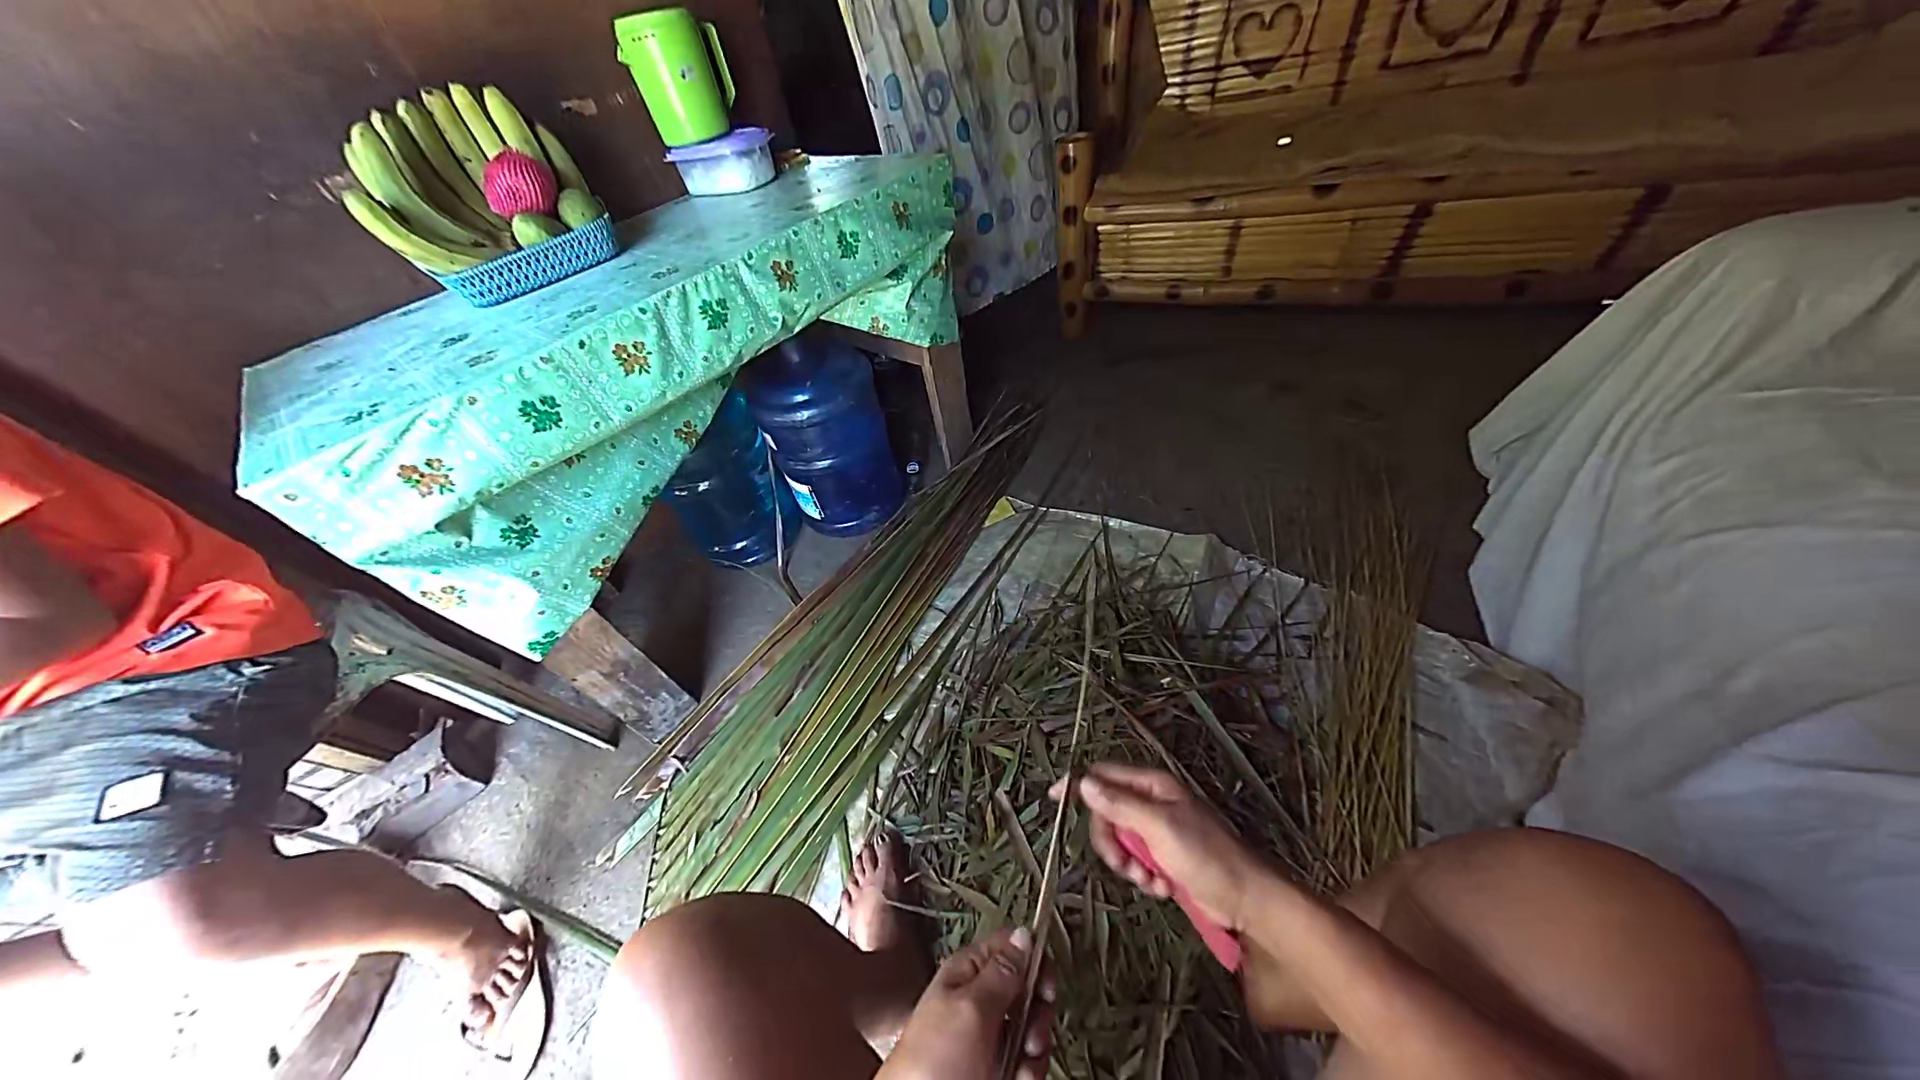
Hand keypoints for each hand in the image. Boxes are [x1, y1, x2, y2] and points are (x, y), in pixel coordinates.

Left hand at [878, 926, 1054, 1079]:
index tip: (1044, 987)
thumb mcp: (970, 1009)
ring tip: (1022, 1066)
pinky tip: (1017, 1079)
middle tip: (1031, 1035)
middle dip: (1038, 1013)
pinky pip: (1027, 1059)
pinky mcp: (997, 1065)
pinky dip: (1028, 1071)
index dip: (1034, 961)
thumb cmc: (935, 1060)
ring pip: (1032, 1026)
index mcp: (969, 972)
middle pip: (1029, 988)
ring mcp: (990, 1034)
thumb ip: (1001, 972)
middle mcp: (982, 998)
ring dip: (1035, 1048)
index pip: (1012, 946)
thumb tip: (1025, 934)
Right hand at [1050, 762, 1264, 932]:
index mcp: (1152, 785)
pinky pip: (1135, 860)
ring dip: (1128, 865)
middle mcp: (1151, 802)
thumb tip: (1083, 783)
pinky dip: (1144, 876)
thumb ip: (1120, 805)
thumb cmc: (1206, 856)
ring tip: (1151, 881)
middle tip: (1125, 867)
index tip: (1053, 797)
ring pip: (1118, 840)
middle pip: (1106, 813)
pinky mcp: (1162, 854)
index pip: (1103, 775)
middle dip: (1110, 843)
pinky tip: (1163, 886)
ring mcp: (1157, 829)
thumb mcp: (1159, 828)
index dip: (1077, 784)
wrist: (1246, 899)